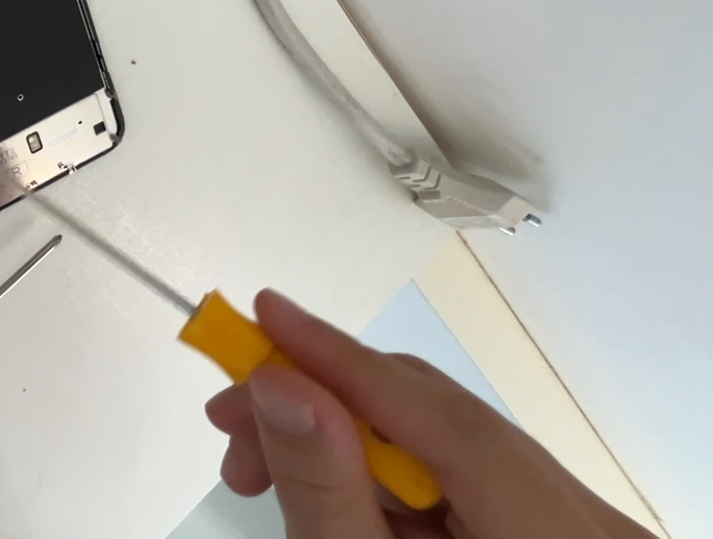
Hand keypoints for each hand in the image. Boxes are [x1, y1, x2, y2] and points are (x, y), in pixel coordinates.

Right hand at [206, 290, 656, 538]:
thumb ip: (322, 484)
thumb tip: (275, 380)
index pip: (442, 417)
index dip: (342, 355)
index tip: (260, 308)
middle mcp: (597, 527)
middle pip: (431, 418)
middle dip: (315, 403)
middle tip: (226, 424)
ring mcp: (581, 529)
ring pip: (432, 437)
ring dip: (332, 437)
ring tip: (257, 472)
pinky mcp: (553, 531)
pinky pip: (450, 469)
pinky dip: (371, 469)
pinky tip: (324, 491)